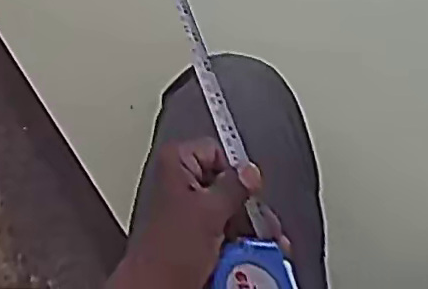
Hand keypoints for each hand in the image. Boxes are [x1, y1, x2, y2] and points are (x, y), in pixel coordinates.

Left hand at [107, 139, 284, 288]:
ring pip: (231, 210)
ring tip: (267, 247)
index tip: (251, 194)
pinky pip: (227, 230)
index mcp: (177, 161)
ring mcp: (191, 207)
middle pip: (227, 183)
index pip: (215, 151)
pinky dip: (244, 243)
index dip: (234, 172)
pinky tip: (259, 257)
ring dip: (251, 229)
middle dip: (249, 208)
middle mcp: (182, 178)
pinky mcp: (199, 232)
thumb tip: (250, 170)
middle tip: (266, 228)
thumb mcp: (209, 212)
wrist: (160, 285)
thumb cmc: (173, 246)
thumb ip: (232, 189)